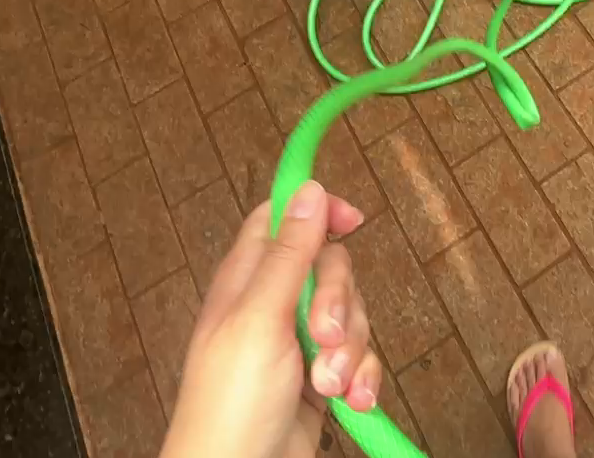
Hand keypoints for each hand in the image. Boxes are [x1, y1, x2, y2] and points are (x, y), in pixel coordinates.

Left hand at [159, 180, 381, 457]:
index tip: (352, 220)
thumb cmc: (231, 405)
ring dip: (350, 347)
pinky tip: (353, 400)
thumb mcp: (260, 319)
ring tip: (330, 384)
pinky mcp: (322, 374)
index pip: (284, 217)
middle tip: (323, 334)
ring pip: (350, 310)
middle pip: (328, 264)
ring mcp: (299, 339)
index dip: (317, 210)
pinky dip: (362, 375)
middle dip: (339, 299)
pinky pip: (359, 353)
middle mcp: (275, 302)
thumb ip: (289, 253)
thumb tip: (309, 189)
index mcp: (249, 278)